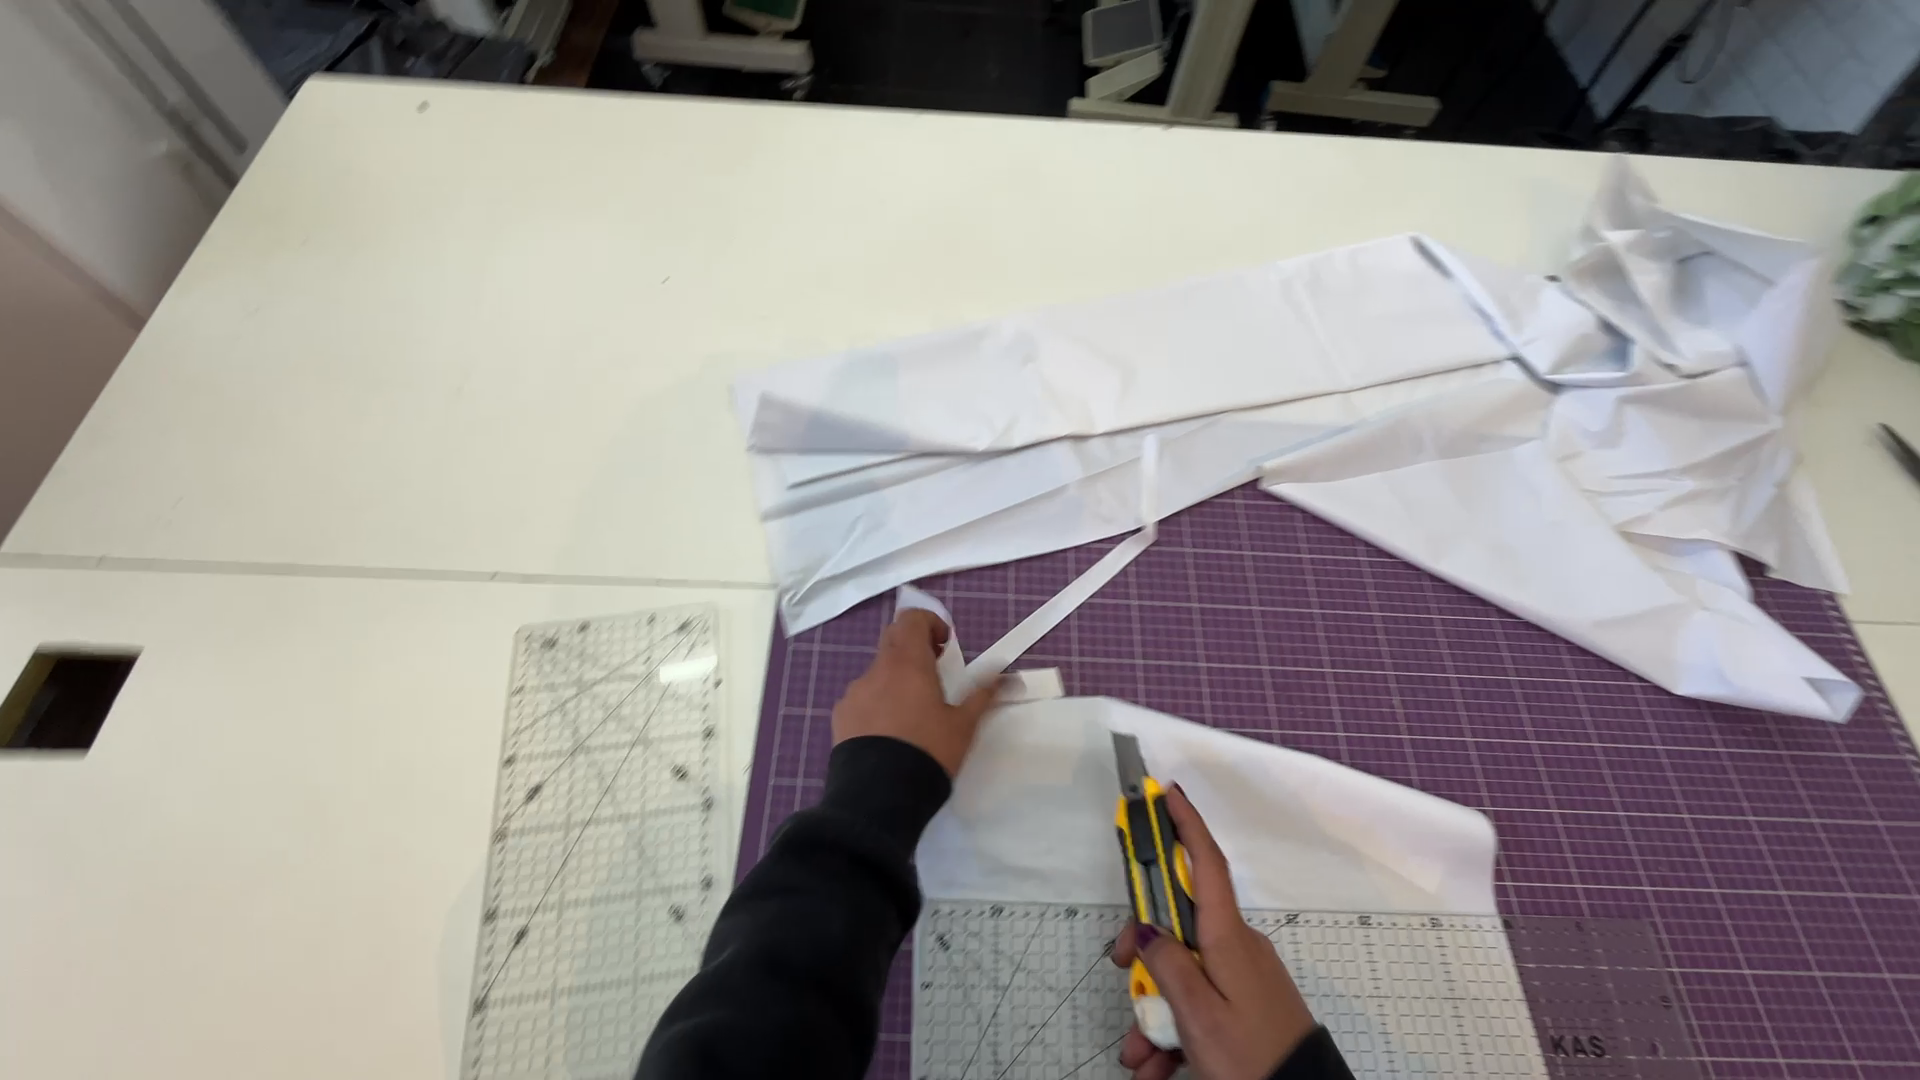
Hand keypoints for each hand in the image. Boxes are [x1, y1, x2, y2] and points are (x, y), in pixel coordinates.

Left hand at [830, 608, 1000, 777]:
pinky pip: (862, 697)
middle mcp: (878, 670)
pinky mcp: (841, 715)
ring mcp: (855, 692)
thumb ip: (983, 695)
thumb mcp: (963, 725)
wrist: (879, 795)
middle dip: (914, 647)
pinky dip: (877, 702)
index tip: (945, 646)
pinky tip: (888, 733)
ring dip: (896, 678)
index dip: (930, 624)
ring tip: (912, 713)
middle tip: (933, 672)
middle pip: (893, 638)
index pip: (912, 619)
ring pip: (877, 671)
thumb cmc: (929, 752)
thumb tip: (1007, 676)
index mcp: (909, 663)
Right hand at [1110, 785, 1317, 1079]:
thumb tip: (1147, 932)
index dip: (1187, 824)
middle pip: (1178, 924)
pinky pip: (1199, 1001)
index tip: (1168, 793)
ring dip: (1155, 1008)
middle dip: (1144, 951)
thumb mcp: (1199, 1017)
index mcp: (1227, 937)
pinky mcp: (1243, 1004)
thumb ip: (1168, 967)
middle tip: (1122, 974)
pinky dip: (1174, 1029)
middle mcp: (1234, 946)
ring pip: (1183, 972)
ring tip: (1140, 1053)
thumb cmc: (1254, 1058)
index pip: (1205, 864)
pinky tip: (1158, 1062)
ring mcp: (1240, 975)